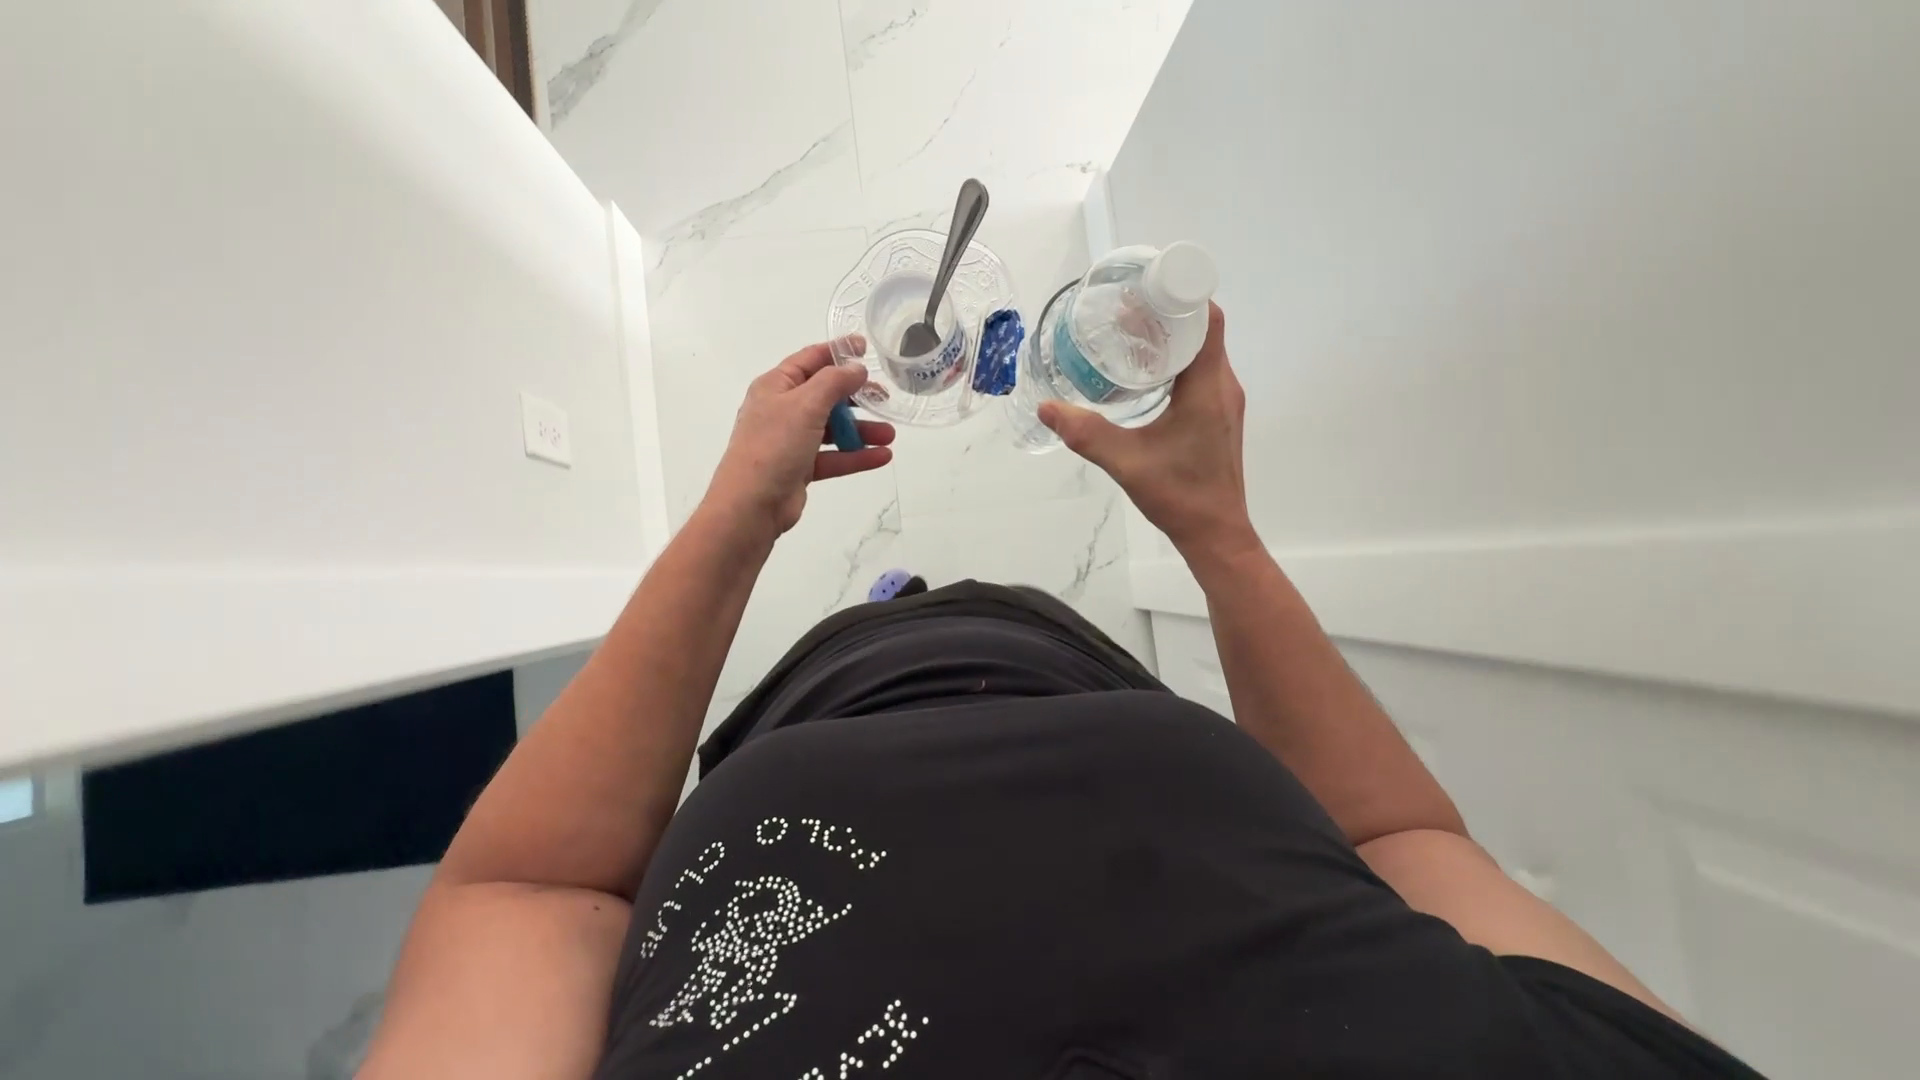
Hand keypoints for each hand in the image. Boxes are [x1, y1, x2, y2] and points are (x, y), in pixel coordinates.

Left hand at [706, 341, 894, 537]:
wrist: (751, 504)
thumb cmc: (774, 446)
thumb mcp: (805, 405)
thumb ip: (834, 382)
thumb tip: (855, 369)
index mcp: (776, 386)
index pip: (810, 360)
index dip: (837, 353)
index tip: (866, 349)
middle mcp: (782, 410)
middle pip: (825, 396)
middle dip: (855, 397)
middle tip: (884, 398)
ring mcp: (791, 441)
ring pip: (832, 429)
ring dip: (861, 430)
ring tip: (890, 435)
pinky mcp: (801, 468)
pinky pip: (834, 457)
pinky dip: (856, 456)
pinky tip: (882, 456)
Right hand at [1038, 303, 1256, 558]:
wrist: (1216, 533)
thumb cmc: (1180, 495)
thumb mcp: (1127, 462)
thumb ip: (1086, 434)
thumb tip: (1046, 409)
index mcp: (1208, 387)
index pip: (1207, 320)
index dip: (1179, 296)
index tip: (1142, 292)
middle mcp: (1224, 386)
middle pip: (1204, 330)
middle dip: (1167, 314)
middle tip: (1123, 313)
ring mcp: (1225, 402)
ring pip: (1203, 352)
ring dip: (1172, 339)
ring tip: (1129, 337)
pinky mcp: (1219, 417)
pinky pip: (1202, 373)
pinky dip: (1177, 362)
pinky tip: (1145, 375)